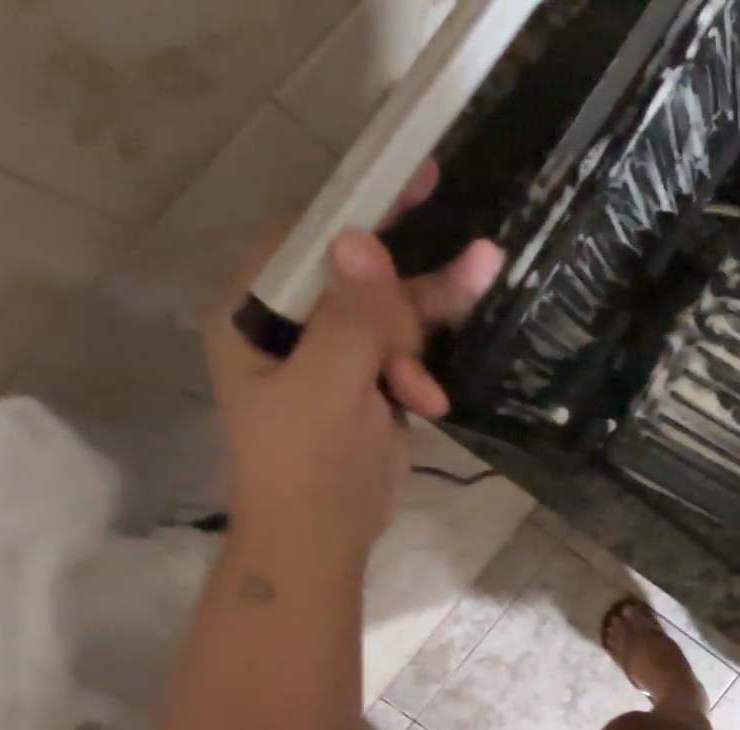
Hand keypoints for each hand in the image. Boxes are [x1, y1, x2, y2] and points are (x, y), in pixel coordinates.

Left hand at [201, 161, 503, 567]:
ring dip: (427, 330)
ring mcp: (333, 354)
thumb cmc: (307, 465)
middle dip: (415, 282)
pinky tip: (429, 401)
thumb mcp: (327, 388)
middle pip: (362, 277)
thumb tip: (360, 239)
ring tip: (484, 315)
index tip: (412, 182)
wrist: (321, 538)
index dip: (358, 209)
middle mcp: (290, 324)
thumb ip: (349, 317)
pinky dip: (423, 371)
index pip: (307, 240)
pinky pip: (407, 353)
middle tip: (483, 255)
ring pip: (394, 317)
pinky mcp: (367, 382)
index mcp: (255, 314)